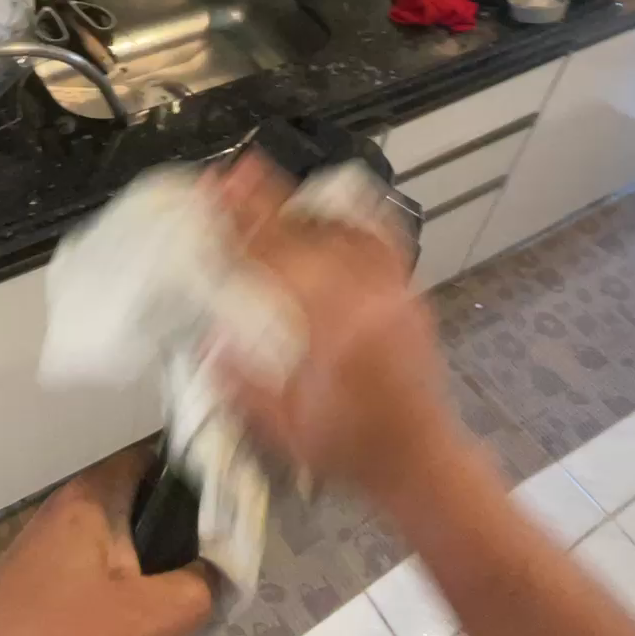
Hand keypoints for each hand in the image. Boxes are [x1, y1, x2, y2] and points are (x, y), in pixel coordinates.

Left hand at [0, 446, 212, 635]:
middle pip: (144, 500)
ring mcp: (54, 544)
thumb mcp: (141, 617)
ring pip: (125, 540)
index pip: (154, 455)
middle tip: (216, 560)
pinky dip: (130, 589)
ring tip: (188, 594)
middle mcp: (71, 506)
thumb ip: (197, 590)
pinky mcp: (44, 581)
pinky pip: (102, 570)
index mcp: (92, 494)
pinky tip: (144, 622)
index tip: (232, 500)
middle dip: (182, 530)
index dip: (196, 470)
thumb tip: (232, 573)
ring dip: (158, 565)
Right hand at [207, 154, 465, 500]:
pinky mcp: (407, 294)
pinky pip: (381, 242)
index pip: (273, 261)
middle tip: (235, 171)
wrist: (423, 464)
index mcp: (329, 331)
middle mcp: (365, 301)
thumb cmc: (351, 451)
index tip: (215, 192)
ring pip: (341, 231)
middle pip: (304, 235)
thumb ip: (241, 380)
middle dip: (264, 200)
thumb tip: (211, 337)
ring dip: (301, 202)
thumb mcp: (282, 428)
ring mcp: (392, 293)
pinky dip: (355, 218)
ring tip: (273, 178)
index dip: (239, 223)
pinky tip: (335, 205)